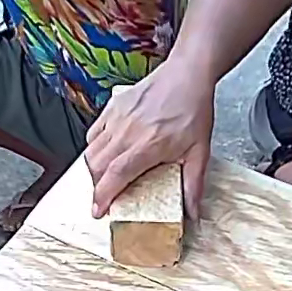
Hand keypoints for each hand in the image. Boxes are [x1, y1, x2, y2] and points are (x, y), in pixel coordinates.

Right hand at [84, 61, 215, 220]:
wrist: (187, 76)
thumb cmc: (193, 112)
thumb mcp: (199, 154)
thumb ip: (193, 186)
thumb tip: (193, 214)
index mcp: (147, 145)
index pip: (116, 175)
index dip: (103, 195)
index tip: (98, 211)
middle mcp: (127, 131)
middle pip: (97, 165)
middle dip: (96, 187)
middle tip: (103, 201)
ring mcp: (117, 117)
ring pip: (91, 149)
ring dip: (94, 170)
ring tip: (104, 182)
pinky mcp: (113, 106)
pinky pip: (94, 132)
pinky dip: (94, 148)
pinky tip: (105, 157)